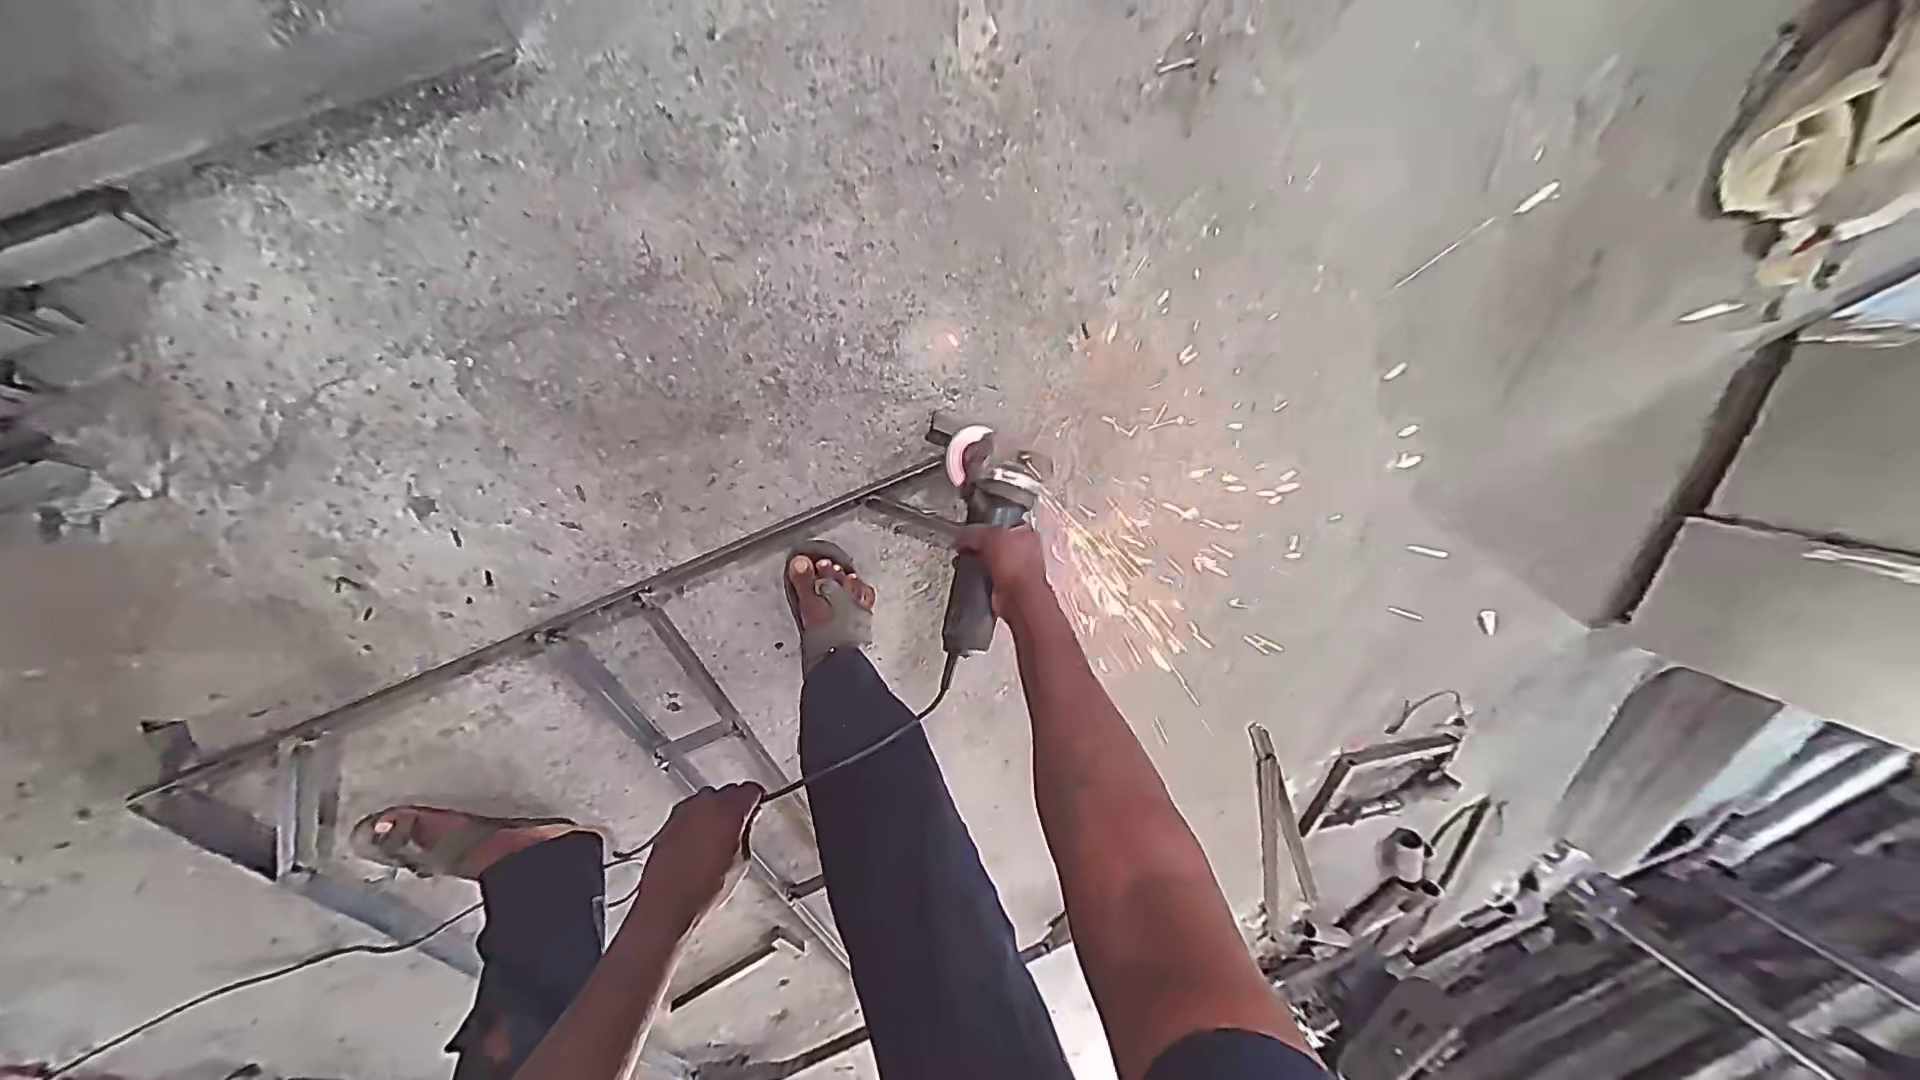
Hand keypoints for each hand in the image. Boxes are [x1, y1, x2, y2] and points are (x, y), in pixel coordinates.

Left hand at [638, 782, 762, 931]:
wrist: (667, 904)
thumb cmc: (705, 887)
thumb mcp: (741, 861)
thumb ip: (746, 834)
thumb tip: (745, 826)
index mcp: (730, 808)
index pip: (751, 790)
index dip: (757, 800)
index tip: (757, 809)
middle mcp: (706, 803)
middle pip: (728, 792)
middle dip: (735, 805)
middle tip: (739, 826)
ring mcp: (684, 811)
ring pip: (707, 801)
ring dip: (714, 812)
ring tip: (717, 837)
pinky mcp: (668, 823)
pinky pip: (689, 814)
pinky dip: (696, 823)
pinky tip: (698, 845)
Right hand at [954, 524, 1051, 617]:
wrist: (1017, 597)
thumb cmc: (1014, 563)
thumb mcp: (991, 536)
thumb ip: (976, 533)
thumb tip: (962, 537)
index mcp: (1027, 535)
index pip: (1004, 525)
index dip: (986, 527)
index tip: (971, 531)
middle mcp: (1025, 552)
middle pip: (996, 544)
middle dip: (979, 545)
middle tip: (965, 546)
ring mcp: (1017, 571)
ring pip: (991, 561)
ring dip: (979, 561)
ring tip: (966, 560)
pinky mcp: (1007, 587)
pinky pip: (989, 577)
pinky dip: (980, 576)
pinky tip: (974, 574)